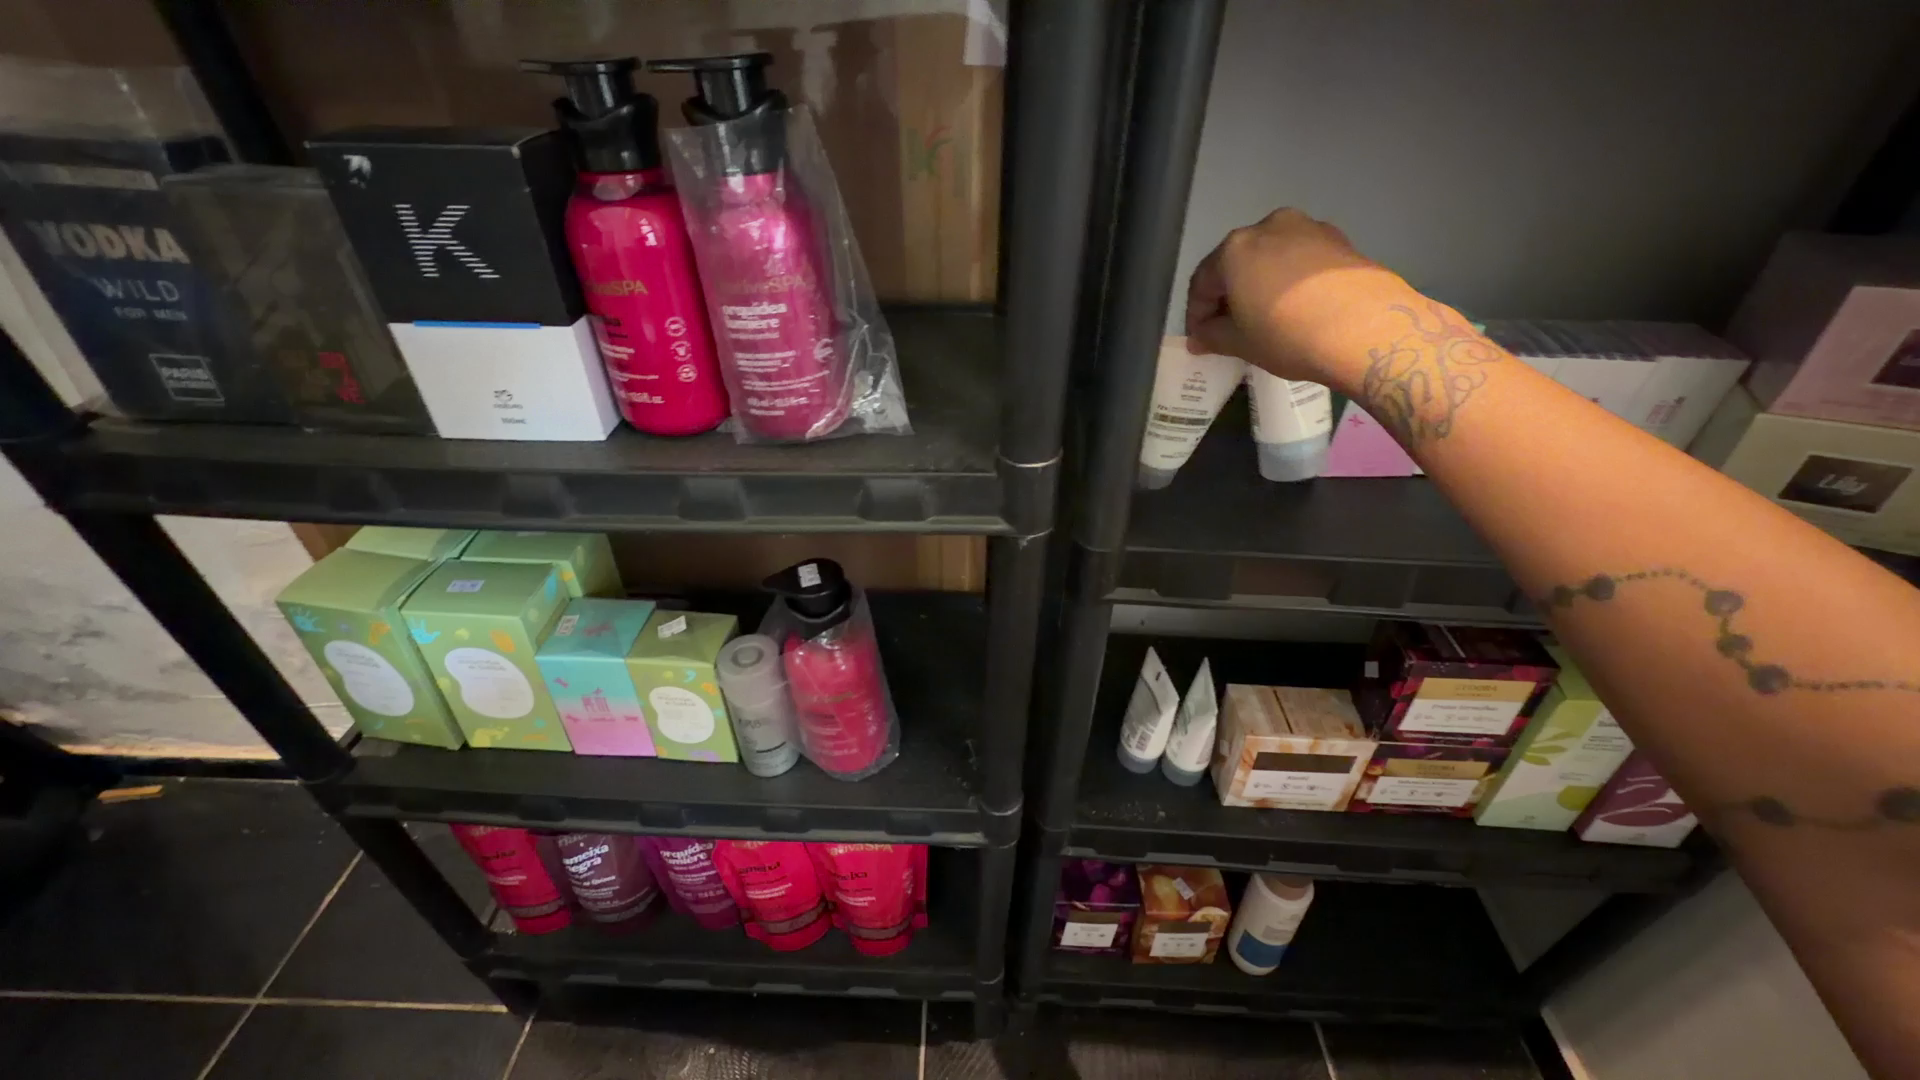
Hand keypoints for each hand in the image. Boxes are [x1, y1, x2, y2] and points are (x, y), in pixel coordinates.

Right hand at [1184, 208, 1408, 382]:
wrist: (1364, 328)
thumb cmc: (1288, 334)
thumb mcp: (1241, 343)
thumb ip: (1212, 336)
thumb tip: (1199, 337)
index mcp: (1234, 249)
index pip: (1202, 282)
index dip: (1197, 314)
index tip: (1201, 339)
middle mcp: (1268, 227)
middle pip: (1237, 263)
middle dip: (1229, 295)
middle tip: (1230, 328)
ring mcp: (1307, 228)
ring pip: (1271, 257)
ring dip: (1261, 284)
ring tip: (1266, 317)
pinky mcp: (1339, 239)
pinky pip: (1300, 259)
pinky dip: (1290, 279)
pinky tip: (1296, 306)